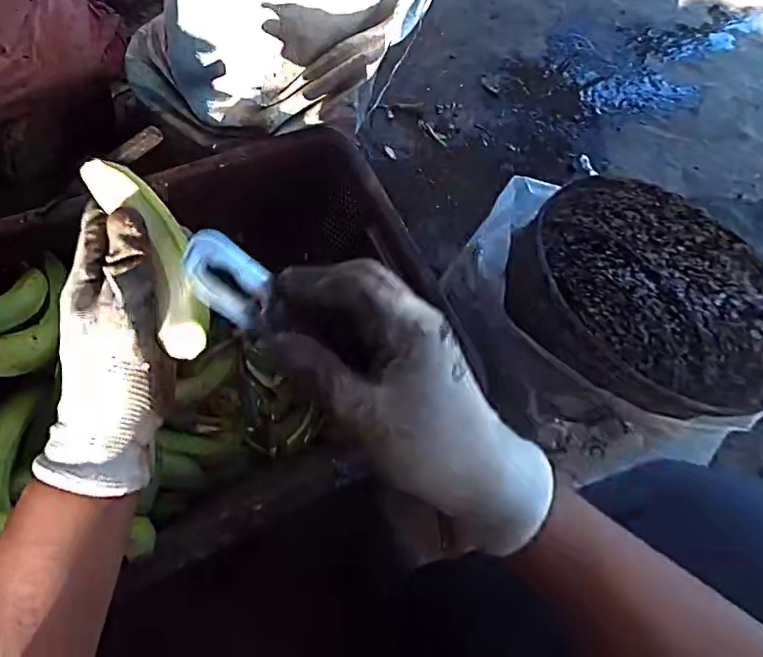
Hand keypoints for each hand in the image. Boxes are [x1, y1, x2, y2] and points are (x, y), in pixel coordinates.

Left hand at [33, 203, 170, 497]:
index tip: (142, 189)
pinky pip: (163, 290)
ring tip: (189, 246)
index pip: (97, 225)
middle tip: (175, 222)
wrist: (120, 427)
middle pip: (127, 241)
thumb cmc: (112, 364)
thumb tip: (124, 209)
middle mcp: (105, 285)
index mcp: (87, 277)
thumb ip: (126, 259)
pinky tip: (194, 277)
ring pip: (148, 264)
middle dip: (149, 228)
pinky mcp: (148, 323)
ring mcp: (127, 304)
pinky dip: (177, 281)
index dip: (116, 203)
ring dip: (167, 254)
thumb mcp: (120, 306)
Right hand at [265, 260, 554, 554]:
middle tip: (280, 298)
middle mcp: (416, 316)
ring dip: (330, 299)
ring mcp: (420, 330)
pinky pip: (375, 318)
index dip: (312, 281)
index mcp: (409, 324)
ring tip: (294, 314)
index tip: (274, 290)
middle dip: (319, 284)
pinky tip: (322, 335)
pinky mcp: (417, 348)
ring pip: (369, 296)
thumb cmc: (428, 449)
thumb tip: (272, 340)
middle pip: (363, 279)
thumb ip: (318, 372)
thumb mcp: (365, 416)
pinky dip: (344, 319)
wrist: (490, 482)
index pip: (355, 281)